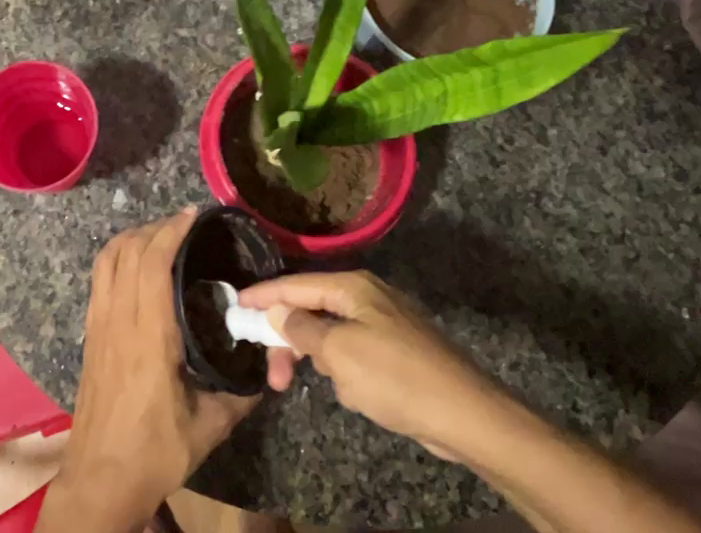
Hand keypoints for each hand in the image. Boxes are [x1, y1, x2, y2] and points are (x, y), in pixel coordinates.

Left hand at [37, 208, 258, 532]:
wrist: (100, 479)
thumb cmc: (155, 451)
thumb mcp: (210, 425)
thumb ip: (243, 391)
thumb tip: (271, 366)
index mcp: (148, 336)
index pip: (152, 264)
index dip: (170, 231)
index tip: (193, 216)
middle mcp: (117, 321)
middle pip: (126, 252)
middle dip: (155, 227)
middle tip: (185, 224)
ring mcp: (98, 326)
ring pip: (106, 261)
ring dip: (132, 238)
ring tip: (162, 235)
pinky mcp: (90, 335)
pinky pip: (100, 279)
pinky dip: (118, 258)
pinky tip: (140, 267)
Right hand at [240, 270, 510, 461]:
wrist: (465, 415)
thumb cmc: (395, 377)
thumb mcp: (338, 352)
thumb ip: (302, 328)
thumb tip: (277, 311)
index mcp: (353, 287)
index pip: (295, 285)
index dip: (263, 296)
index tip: (235, 306)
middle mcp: (368, 297)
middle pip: (312, 309)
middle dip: (290, 340)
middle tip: (273, 376)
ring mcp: (385, 324)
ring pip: (332, 334)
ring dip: (320, 359)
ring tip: (330, 386)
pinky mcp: (397, 352)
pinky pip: (354, 353)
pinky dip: (344, 371)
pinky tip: (356, 393)